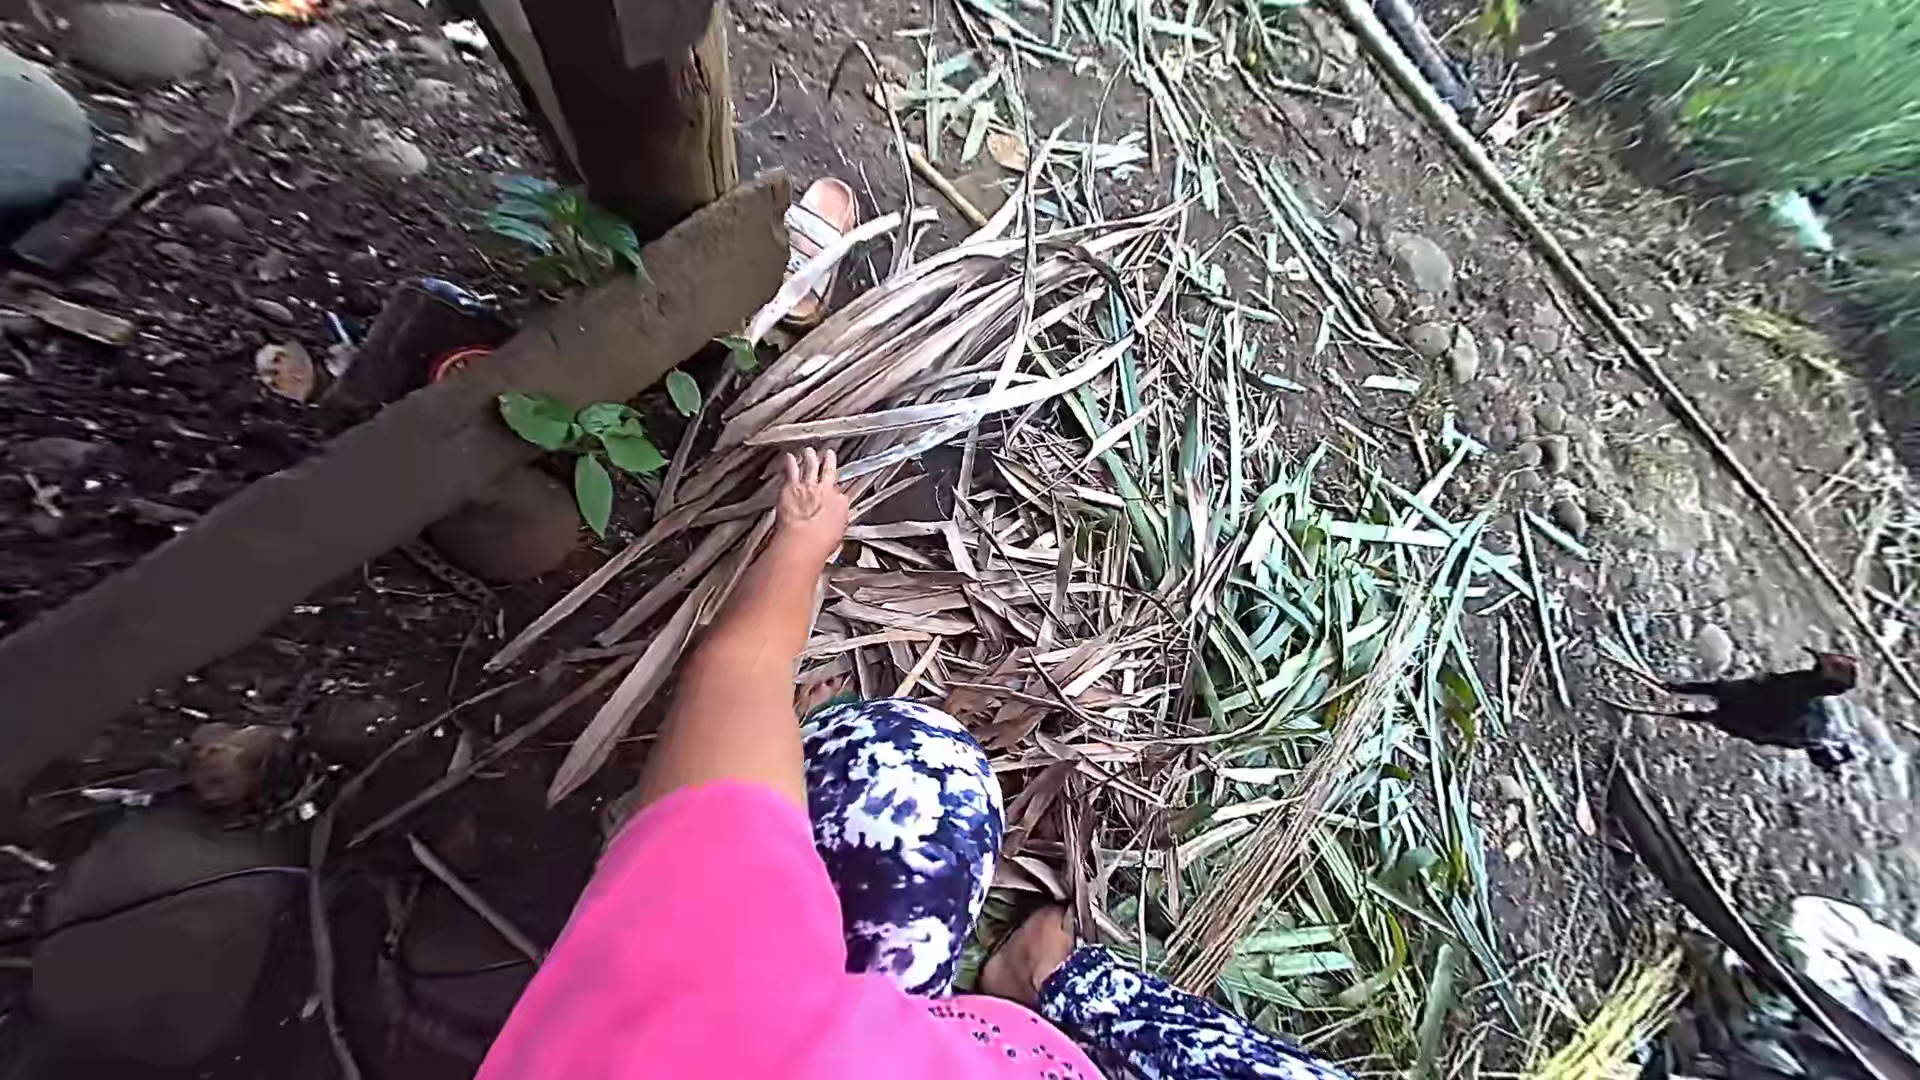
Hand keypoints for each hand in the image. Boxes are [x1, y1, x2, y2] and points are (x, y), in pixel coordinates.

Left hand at [773, 447, 847, 565]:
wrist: (806, 539)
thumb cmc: (820, 543)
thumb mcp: (836, 537)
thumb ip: (835, 527)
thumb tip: (833, 530)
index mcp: (841, 505)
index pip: (841, 495)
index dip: (838, 494)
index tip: (836, 492)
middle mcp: (827, 491)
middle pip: (829, 472)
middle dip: (830, 462)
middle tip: (830, 454)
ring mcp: (809, 486)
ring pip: (811, 467)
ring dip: (811, 458)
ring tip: (810, 451)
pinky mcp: (792, 487)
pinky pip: (792, 471)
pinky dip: (791, 463)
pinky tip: (789, 457)